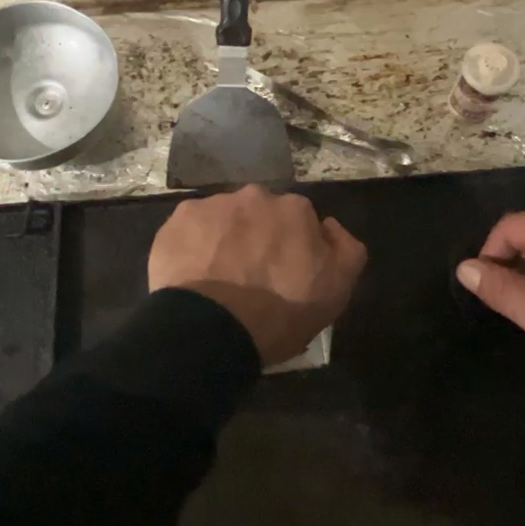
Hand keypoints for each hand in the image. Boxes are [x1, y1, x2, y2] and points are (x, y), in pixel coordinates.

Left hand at [149, 185, 367, 365]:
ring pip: (224, 219)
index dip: (294, 246)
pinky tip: (194, 273)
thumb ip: (346, 249)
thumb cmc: (281, 313)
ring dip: (225, 238)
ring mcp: (213, 205)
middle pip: (260, 213)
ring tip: (219, 277)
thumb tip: (329, 226)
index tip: (286, 273)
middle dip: (258, 235)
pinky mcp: (178, 221)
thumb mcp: (337, 290)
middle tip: (251, 274)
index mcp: (296, 209)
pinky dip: (194, 245)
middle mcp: (255, 196)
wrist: (213, 329)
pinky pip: (191, 229)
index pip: (300, 220)